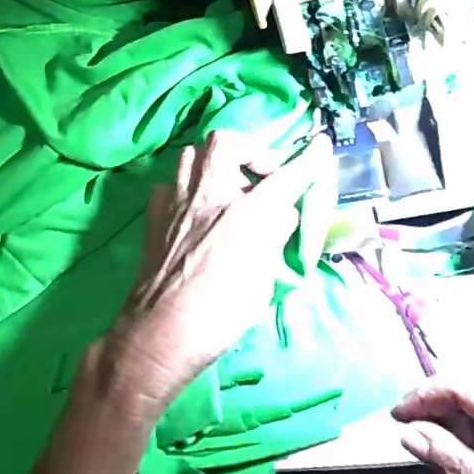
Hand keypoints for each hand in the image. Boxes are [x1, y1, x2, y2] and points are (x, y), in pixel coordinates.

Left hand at [101, 130, 331, 410]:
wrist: (162, 331)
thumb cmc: (220, 315)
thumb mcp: (263, 280)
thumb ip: (274, 238)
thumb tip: (281, 215)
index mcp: (247, 214)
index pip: (286, 176)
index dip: (307, 161)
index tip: (319, 147)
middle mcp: (210, 195)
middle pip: (227, 143)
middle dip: (249, 150)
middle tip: (260, 175)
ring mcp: (177, 200)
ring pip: (192, 154)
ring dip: (213, 164)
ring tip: (225, 187)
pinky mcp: (154, 214)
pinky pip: (170, 183)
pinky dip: (184, 188)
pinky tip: (192, 209)